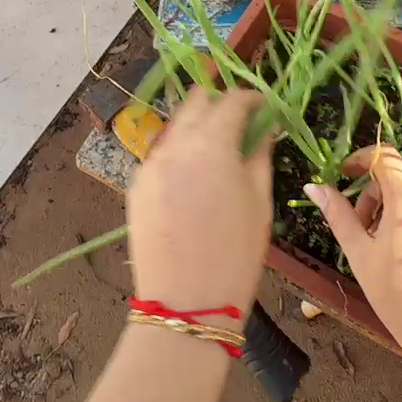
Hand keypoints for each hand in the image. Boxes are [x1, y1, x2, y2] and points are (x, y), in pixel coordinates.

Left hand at [125, 87, 273, 329]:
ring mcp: (150, 163)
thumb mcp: (260, 200)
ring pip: (175, 125)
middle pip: (196, 100)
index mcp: (211, 143)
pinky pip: (161, 153)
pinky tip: (194, 177)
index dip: (252, 97)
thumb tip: (265, 127)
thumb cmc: (236, 253)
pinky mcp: (136, 184)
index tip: (265, 106)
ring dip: (197, 125)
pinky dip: (180, 151)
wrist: (186, 304)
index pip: (232, 100)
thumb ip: (260, 153)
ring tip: (217, 149)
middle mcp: (175, 143)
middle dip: (220, 102)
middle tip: (240, 120)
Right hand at [303, 145, 401, 359]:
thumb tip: (314, 186)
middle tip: (360, 225)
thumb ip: (338, 214)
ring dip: (391, 202)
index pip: (382, 155)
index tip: (343, 176)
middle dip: (373, 190)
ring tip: (380, 241)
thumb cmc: (399, 296)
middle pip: (398, 172)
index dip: (359, 160)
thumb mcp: (361, 254)